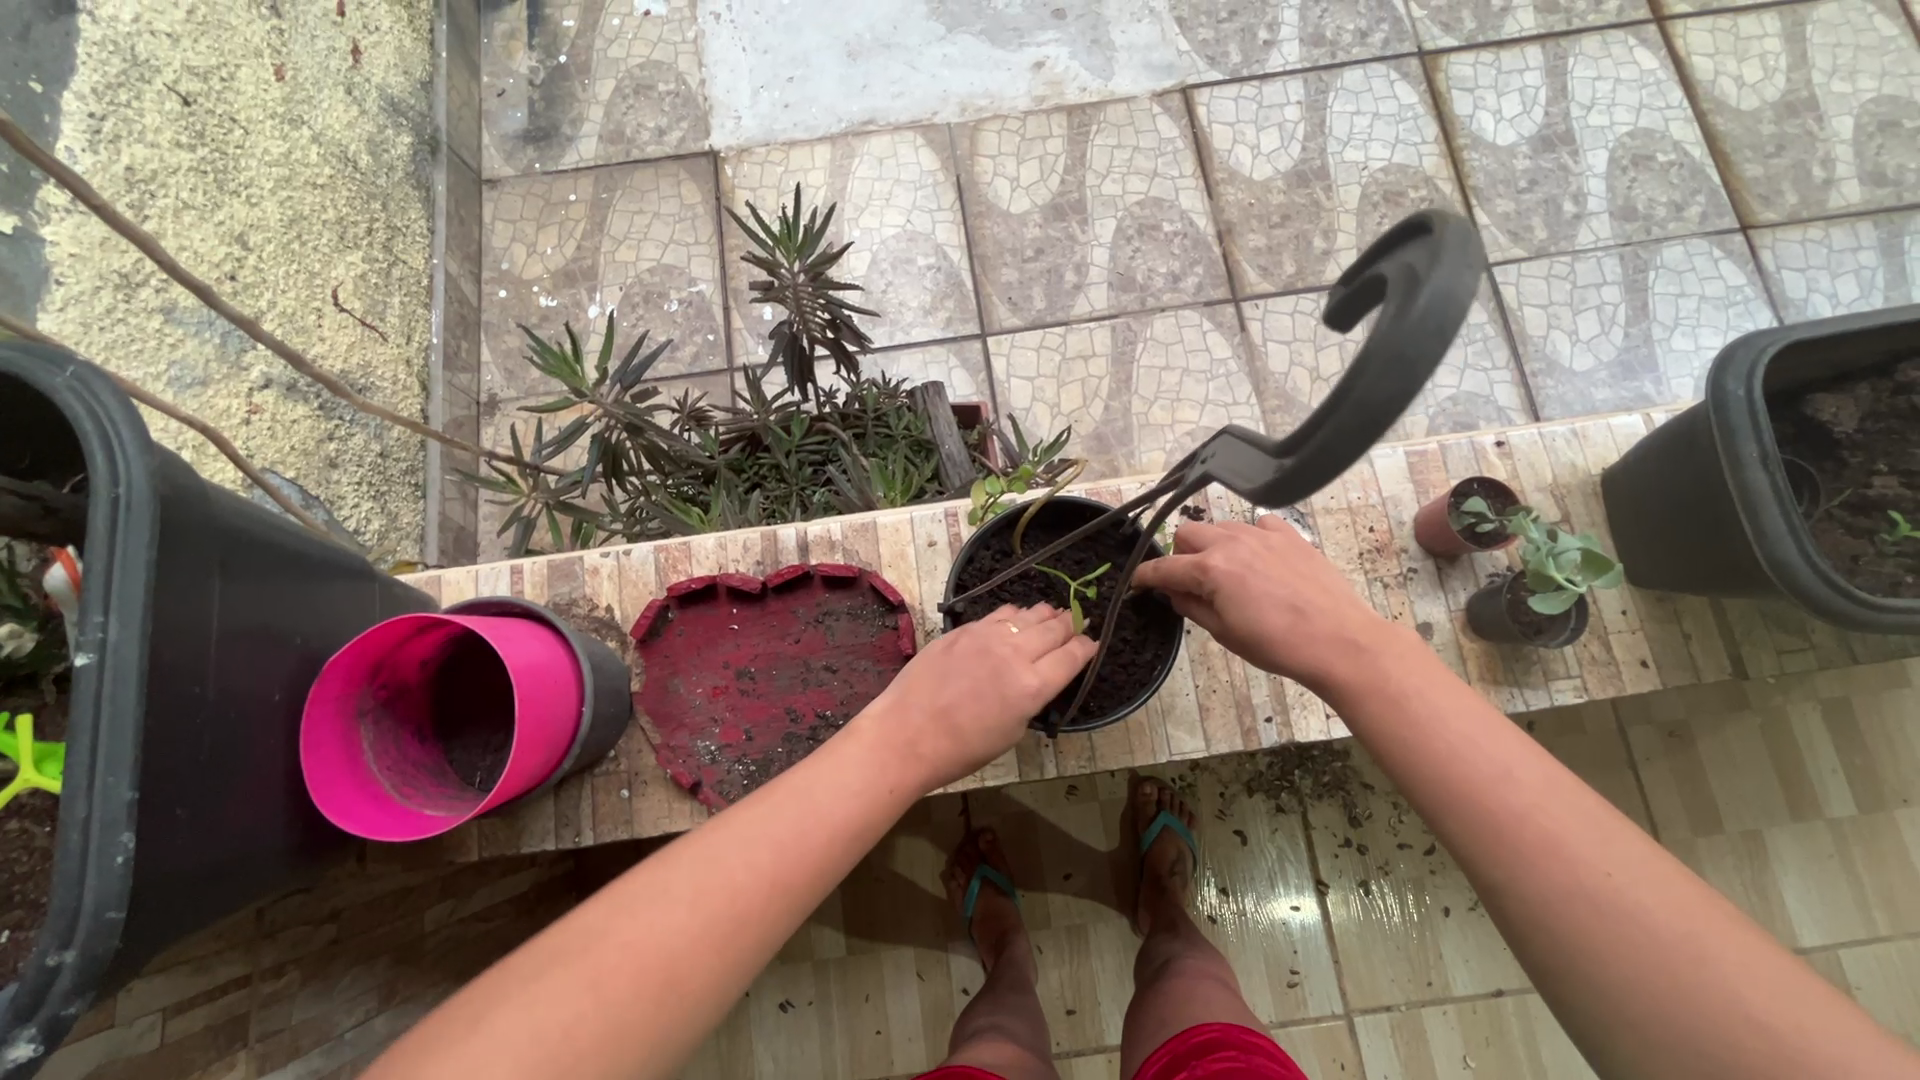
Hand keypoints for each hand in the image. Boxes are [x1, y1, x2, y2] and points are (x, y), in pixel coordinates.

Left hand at [855, 604, 1094, 791]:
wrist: (906, 734)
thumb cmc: (961, 749)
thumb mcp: (1011, 732)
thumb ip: (1030, 700)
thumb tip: (1038, 679)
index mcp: (1032, 688)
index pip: (1071, 657)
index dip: (1086, 647)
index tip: (1093, 642)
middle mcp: (1015, 654)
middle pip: (1053, 629)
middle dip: (1070, 625)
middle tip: (1078, 621)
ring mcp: (986, 637)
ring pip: (1027, 615)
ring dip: (1045, 614)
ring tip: (1053, 613)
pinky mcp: (963, 630)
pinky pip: (998, 614)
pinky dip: (1014, 614)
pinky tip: (1016, 615)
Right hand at [1130, 515, 1410, 696]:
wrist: (1339, 641)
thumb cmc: (1278, 645)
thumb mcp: (1224, 633)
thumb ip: (1192, 606)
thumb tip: (1174, 593)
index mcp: (1211, 570)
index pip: (1165, 567)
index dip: (1146, 576)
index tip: (1138, 581)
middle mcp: (1232, 542)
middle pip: (1188, 533)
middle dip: (1180, 554)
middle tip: (1189, 581)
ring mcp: (1264, 535)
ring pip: (1221, 526)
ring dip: (1213, 545)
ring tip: (1226, 572)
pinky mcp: (1291, 536)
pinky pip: (1259, 524)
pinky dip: (1250, 538)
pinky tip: (1259, 560)